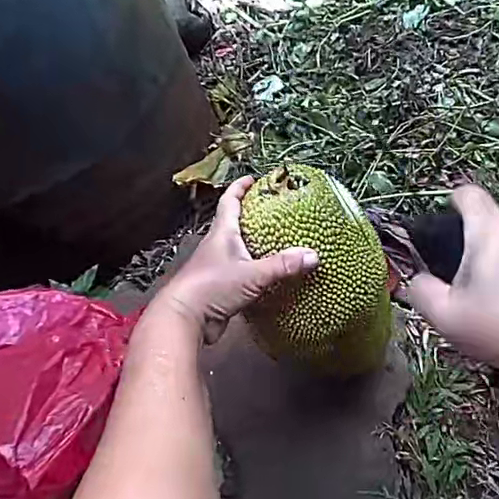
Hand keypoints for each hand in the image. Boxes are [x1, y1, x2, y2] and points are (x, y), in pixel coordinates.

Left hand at [152, 176, 318, 344]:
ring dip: (255, 242)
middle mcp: (218, 246)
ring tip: (278, 239)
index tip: (253, 179)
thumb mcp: (252, 274)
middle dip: (252, 214)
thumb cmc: (212, 287)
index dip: (240, 188)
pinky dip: (255, 268)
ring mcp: (217, 266)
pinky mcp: (220, 287)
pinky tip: (270, 273)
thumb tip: (313, 255)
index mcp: (222, 233)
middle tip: (274, 208)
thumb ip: (283, 265)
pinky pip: (241, 271)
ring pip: (238, 248)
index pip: (230, 202)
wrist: (184, 319)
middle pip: (234, 223)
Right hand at [400, 185, 498, 388]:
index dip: (448, 206)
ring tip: (482, 303)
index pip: (466, 194)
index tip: (439, 235)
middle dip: (467, 246)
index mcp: (490, 228)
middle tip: (455, 284)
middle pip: (486, 222)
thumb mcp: (446, 315)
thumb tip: (418, 279)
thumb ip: (420, 290)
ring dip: (491, 264)